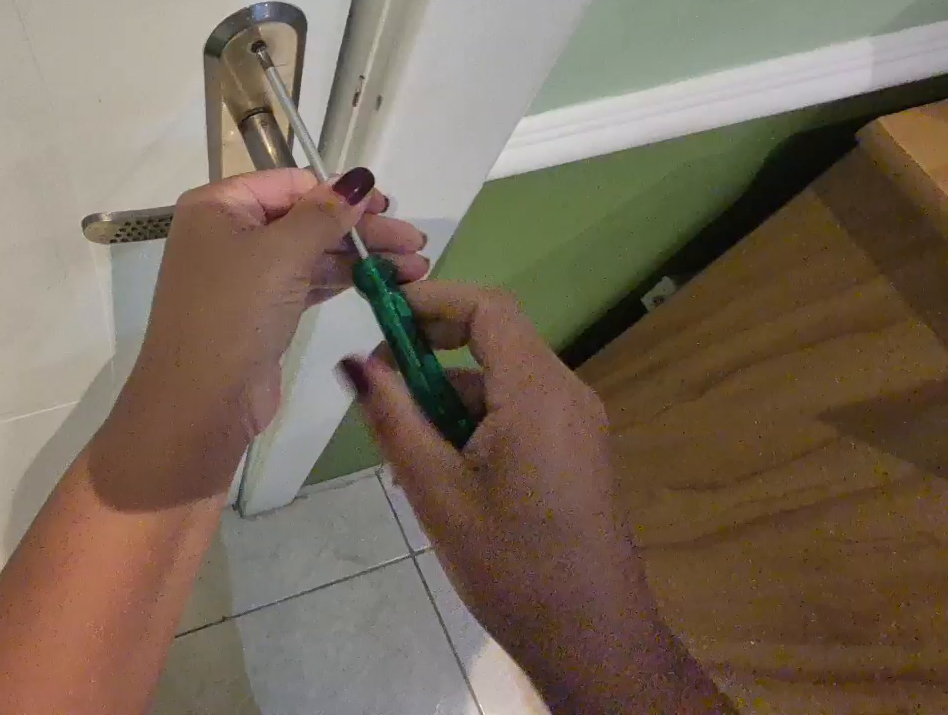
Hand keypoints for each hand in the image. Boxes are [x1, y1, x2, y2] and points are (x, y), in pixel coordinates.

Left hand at [92, 167, 426, 506]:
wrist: (200, 401)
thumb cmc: (234, 312)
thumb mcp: (280, 254)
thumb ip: (324, 214)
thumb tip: (359, 179)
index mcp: (218, 206)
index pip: (288, 183)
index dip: (338, 193)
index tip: (387, 205)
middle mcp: (227, 232)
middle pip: (303, 217)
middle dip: (359, 228)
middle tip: (414, 241)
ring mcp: (243, 272)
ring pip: (310, 251)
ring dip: (360, 256)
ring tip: (416, 265)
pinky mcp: (261, 308)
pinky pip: (307, 281)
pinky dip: (344, 280)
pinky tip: (385, 282)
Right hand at [341, 282, 733, 714]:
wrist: (595, 647)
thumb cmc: (512, 567)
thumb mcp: (436, 489)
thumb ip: (393, 416)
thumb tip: (352, 361)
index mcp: (537, 395)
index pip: (487, 308)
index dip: (431, 299)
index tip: (379, 316)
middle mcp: (563, 393)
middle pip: (489, 337)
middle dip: (426, 351)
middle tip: (379, 386)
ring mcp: (572, 420)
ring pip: (493, 376)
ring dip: (441, 394)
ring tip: (402, 449)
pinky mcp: (570, 445)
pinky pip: (509, 406)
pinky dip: (467, 417)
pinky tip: (438, 468)